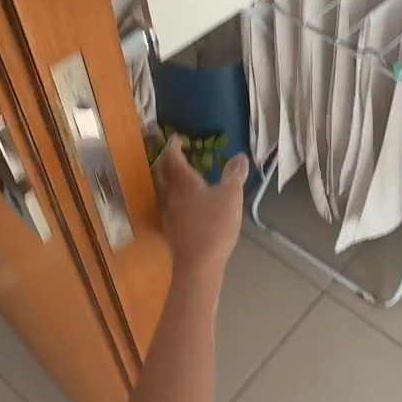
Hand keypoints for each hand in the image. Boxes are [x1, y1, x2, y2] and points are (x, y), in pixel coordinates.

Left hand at [152, 136, 246, 281]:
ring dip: (163, 179)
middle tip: (170, 154)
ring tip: (171, 175)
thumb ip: (234, 175)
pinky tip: (176, 204)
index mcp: (185, 184)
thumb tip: (240, 155)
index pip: (174, 159)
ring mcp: (168, 214)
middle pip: (162, 173)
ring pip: (161, 190)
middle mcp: (171, 196)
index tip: (176, 138)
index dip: (173, 147)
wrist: (198, 263)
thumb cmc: (215, 225)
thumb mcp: (231, 196)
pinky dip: (169, 198)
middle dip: (164, 161)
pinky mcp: (170, 230)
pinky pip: (166, 206)